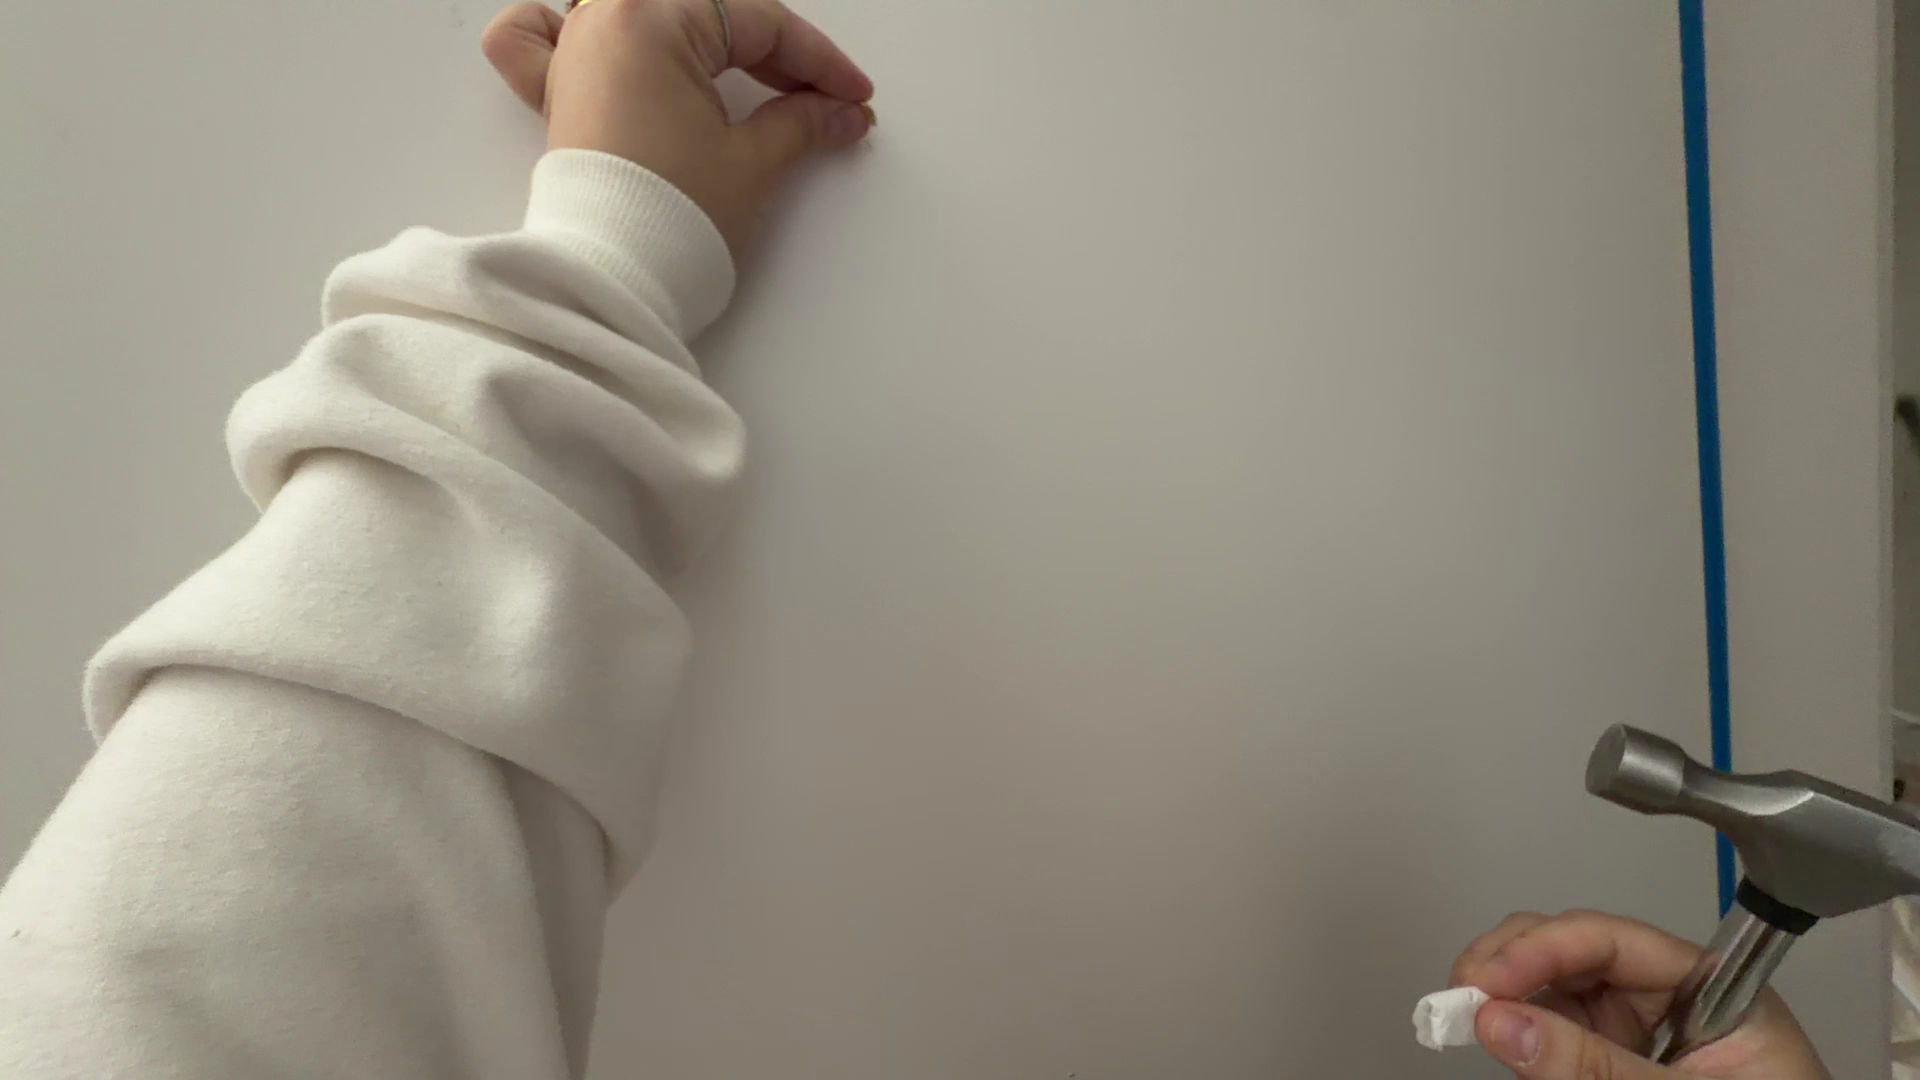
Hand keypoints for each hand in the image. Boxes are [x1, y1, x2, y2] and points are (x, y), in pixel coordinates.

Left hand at [482, 0, 874, 253]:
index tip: (855, 95)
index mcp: (650, 17)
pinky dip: (557, 25)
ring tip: (749, 74)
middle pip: (709, 14)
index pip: (758, 23)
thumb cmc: (674, 216)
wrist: (615, 278)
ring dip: (700, 38)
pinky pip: (539, 34)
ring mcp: (573, 54)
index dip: (819, 61)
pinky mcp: (560, 98)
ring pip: (641, 13)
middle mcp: (603, 19)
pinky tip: (594, 36)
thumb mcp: (753, 162)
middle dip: (776, 56)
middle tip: (823, 100)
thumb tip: (844, 114)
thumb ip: (803, 124)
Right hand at [1451, 911, 1830, 1079]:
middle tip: (1462, 996)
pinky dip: (1515, 1023)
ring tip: (1471, 1018)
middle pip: (1567, 946)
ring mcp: (1636, 1022)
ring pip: (1547, 976)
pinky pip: (1549, 1017)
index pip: (1606, 938)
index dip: (1537, 948)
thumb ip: (1596, 1065)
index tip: (1484, 981)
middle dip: (1507, 963)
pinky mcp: (1610, 1048)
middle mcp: (1666, 994)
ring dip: (1502, 990)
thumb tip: (1491, 1020)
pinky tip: (1499, 1036)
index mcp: (1714, 994)